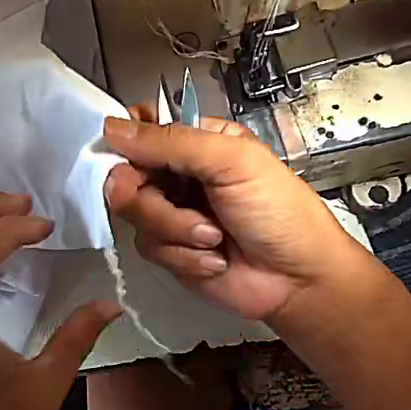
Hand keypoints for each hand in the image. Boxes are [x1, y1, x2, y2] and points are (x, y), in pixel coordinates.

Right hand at [102, 113, 378, 323]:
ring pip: (133, 215)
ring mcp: (170, 212)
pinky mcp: (168, 249)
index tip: (133, 163)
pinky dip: (182, 256)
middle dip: (153, 202)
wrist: (298, 281)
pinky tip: (214, 258)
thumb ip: (171, 142)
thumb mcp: (232, 162)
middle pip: (125, 176)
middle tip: (179, 208)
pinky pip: (148, 247)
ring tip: (214, 238)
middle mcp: (177, 175)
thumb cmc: (281, 213)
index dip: (126, 145)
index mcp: (196, 142)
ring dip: (175, 230)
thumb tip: (112, 128)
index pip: (140, 129)